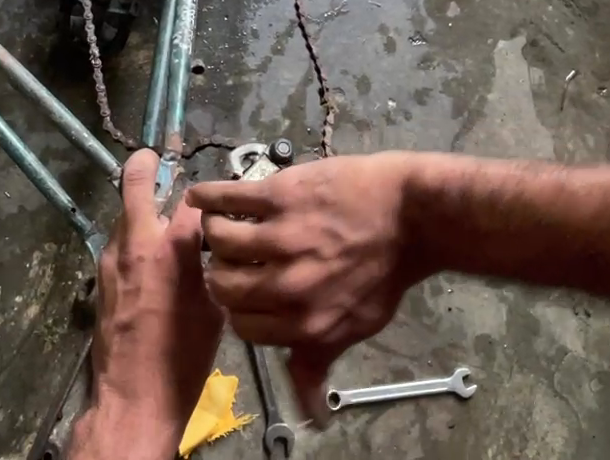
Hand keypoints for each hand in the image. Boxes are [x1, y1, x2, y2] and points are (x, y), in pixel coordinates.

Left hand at [72, 150, 223, 458]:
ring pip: (123, 215)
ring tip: (156, 216)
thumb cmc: (184, 357)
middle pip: (135, 183)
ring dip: (138, 209)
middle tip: (152, 156)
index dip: (205, 199)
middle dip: (144, 164)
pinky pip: (117, 243)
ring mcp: (112, 258)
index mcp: (174, 249)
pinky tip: (146, 258)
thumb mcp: (214, 309)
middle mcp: (138, 243)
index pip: (193, 203)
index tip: (212, 199)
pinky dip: (131, 239)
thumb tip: (211, 249)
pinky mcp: (100, 276)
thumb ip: (210, 267)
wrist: (134, 397)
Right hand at [185, 153, 435, 421]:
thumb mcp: (357, 325)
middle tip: (230, 258)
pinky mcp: (278, 195)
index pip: (242, 326)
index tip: (242, 290)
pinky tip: (199, 197)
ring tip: (221, 224)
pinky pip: (227, 198)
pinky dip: (206, 197)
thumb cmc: (386, 269)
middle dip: (222, 273)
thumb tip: (309, 413)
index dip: (238, 309)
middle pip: (224, 286)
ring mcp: (280, 237)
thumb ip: (319, 359)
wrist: (410, 214)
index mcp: (305, 324)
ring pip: (219, 240)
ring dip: (214, 232)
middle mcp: (287, 286)